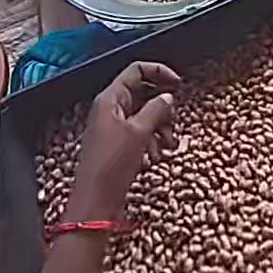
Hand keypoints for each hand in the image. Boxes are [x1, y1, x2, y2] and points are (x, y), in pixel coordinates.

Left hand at [70, 62, 180, 219]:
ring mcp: (114, 128)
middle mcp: (110, 109)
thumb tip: (167, 97)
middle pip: (143, 95)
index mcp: (110, 99)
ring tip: (165, 147)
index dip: (159, 72)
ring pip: (145, 116)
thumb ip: (156, 109)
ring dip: (160, 129)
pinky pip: (141, 134)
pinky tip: (154, 157)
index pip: (136, 71)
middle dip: (162, 109)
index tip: (177, 83)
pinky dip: (151, 142)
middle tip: (172, 124)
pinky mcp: (118, 145)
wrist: (95, 202)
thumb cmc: (111, 164)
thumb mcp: (139, 132)